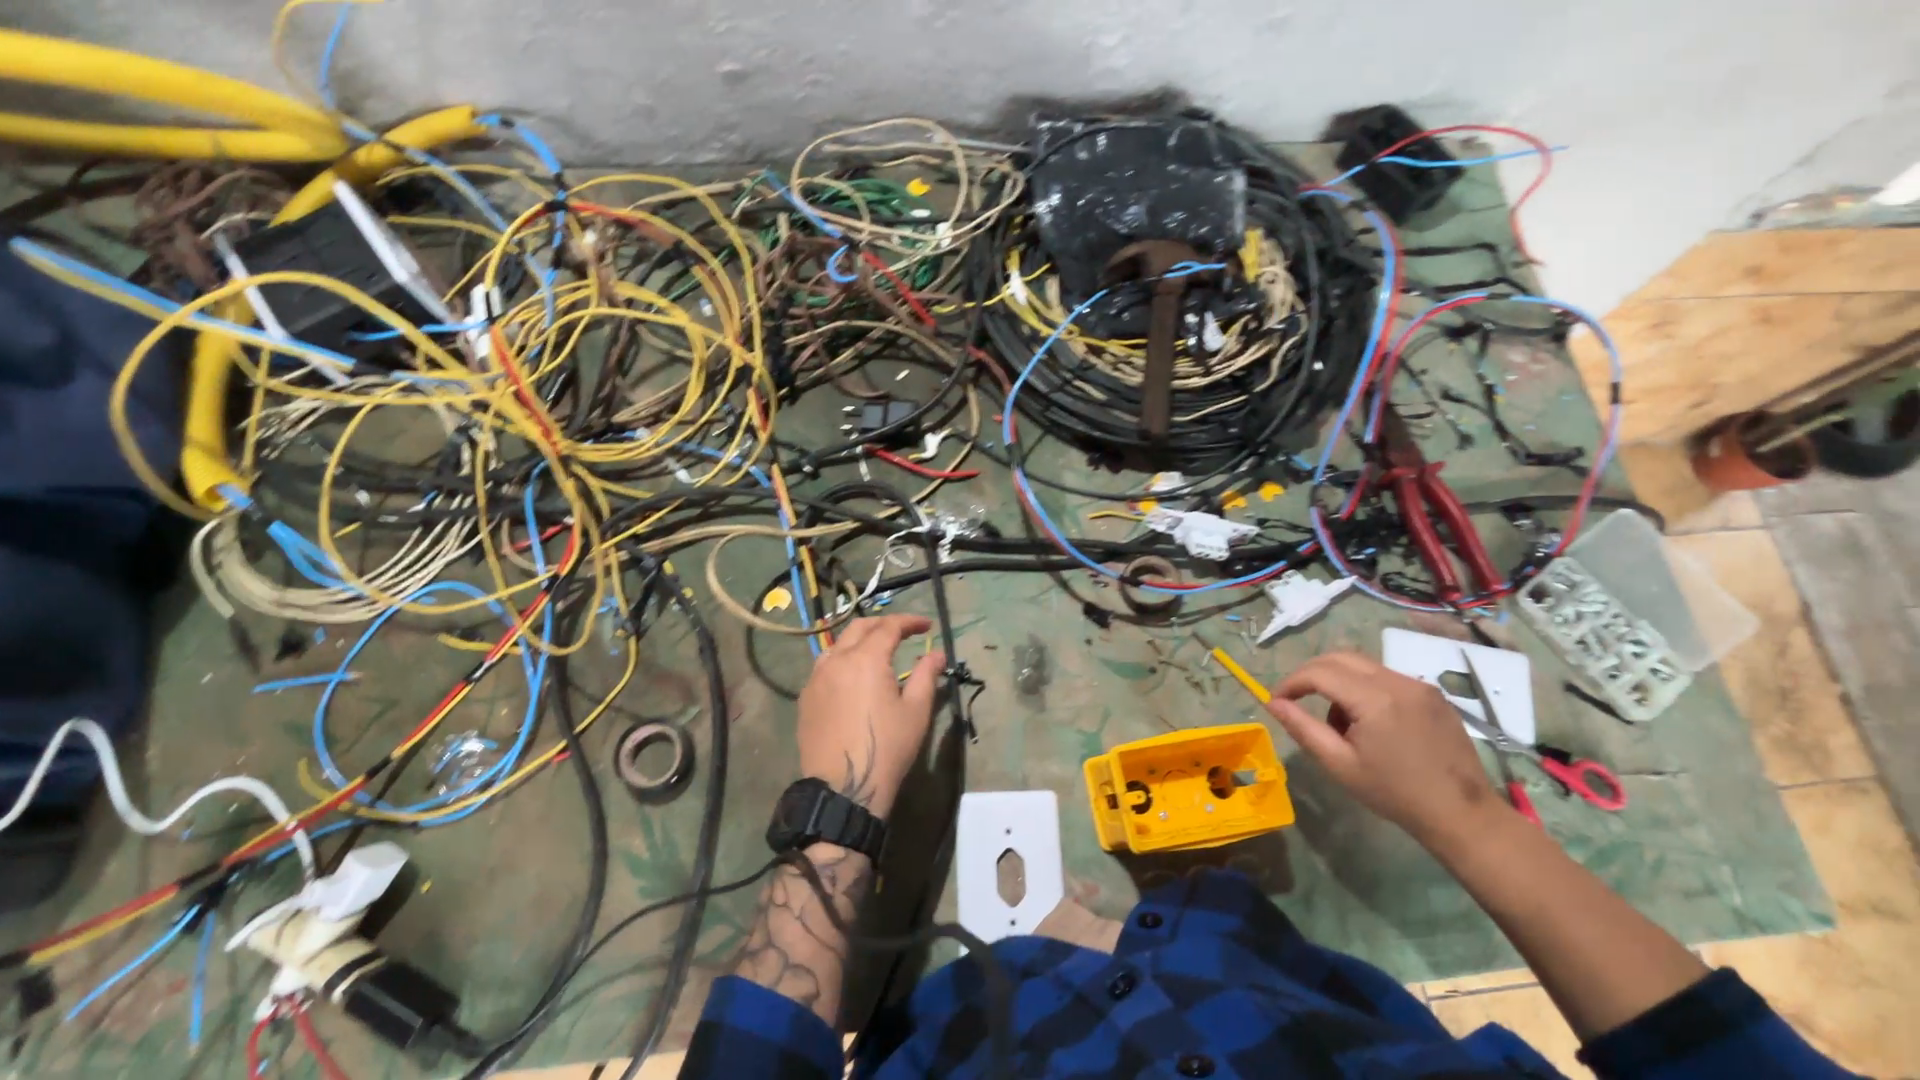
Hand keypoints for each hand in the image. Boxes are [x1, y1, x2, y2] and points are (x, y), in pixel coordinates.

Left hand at [796, 615, 944, 819]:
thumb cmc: (887, 748)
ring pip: (837, 646)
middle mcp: (836, 661)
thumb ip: (926, 675)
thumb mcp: (916, 711)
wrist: (844, 787)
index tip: (926, 625)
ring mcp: (815, 679)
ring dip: (859, 641)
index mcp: (866, 659)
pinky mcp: (806, 698)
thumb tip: (937, 653)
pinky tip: (852, 678)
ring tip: (876, 651)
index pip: (888, 627)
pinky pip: (824, 668)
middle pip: (859, 629)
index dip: (909, 622)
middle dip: (883, 624)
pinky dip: (842, 661)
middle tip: (903, 632)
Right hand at [1263, 651, 1499, 842]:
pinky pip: (1388, 678)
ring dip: (1340, 683)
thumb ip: (1303, 728)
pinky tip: (1370, 725)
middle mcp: (1398, 681)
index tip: (1276, 701)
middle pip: (1341, 657)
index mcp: (1374, 698)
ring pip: (1365, 666)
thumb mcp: (1340, 764)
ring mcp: (1420, 685)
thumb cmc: (1394, 793)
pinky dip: (1366, 690)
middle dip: (1312, 674)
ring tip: (1339, 723)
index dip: (1291, 682)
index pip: (1319, 672)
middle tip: (1296, 700)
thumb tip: (1273, 703)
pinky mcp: (1433, 695)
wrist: (1460, 812)